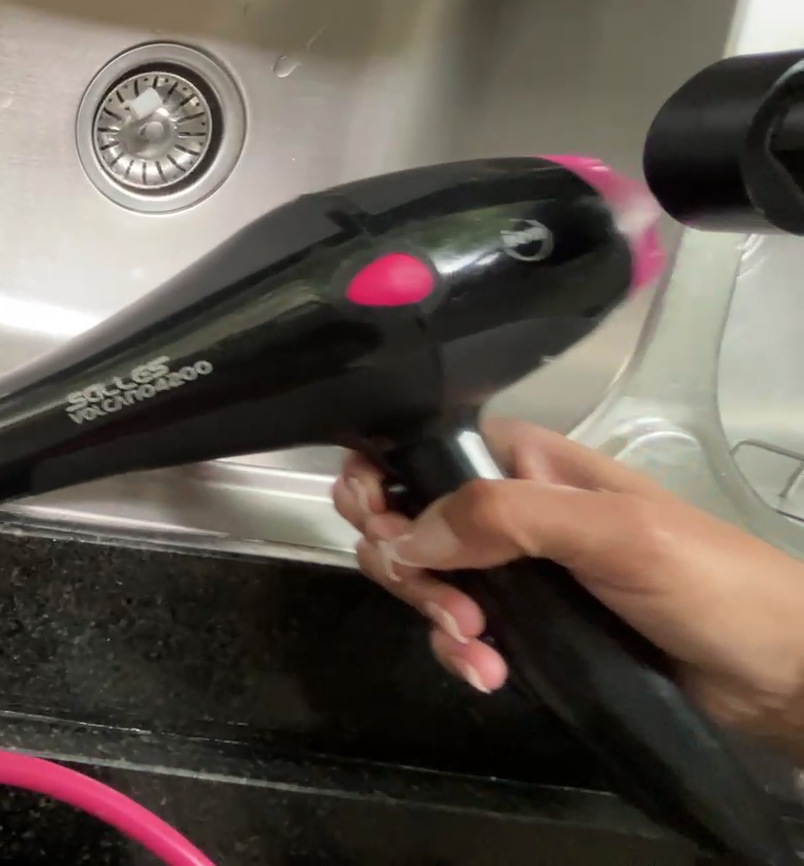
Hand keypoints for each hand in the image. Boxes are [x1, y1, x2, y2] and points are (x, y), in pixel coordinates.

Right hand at [334, 420, 803, 756]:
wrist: (791, 684)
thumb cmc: (718, 587)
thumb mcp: (619, 533)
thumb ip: (503, 516)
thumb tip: (403, 542)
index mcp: (512, 462)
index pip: (405, 451)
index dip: (373, 483)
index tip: (384, 530)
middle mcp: (493, 504)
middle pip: (394, 516)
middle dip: (404, 565)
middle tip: (448, 604)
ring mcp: (498, 562)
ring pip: (411, 573)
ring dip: (431, 613)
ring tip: (479, 647)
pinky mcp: (509, 616)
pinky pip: (445, 623)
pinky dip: (456, 649)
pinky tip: (487, 671)